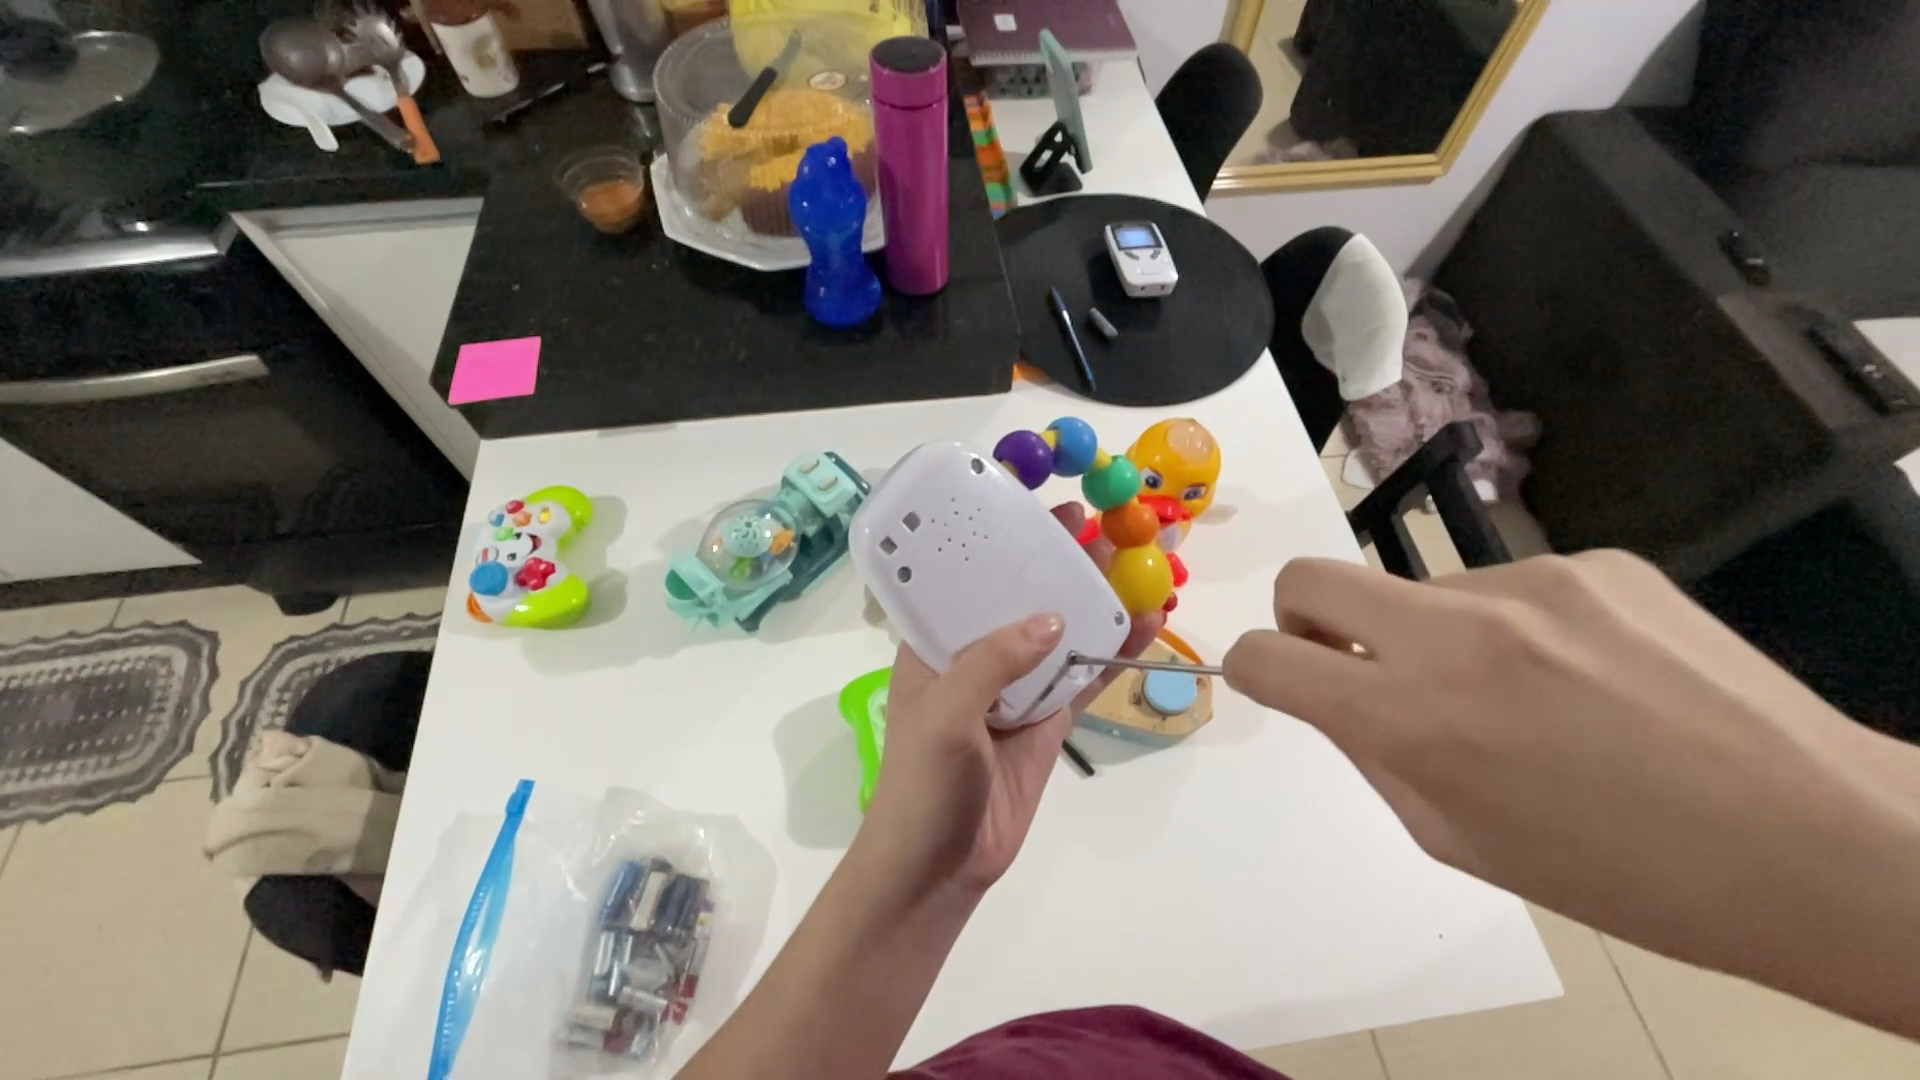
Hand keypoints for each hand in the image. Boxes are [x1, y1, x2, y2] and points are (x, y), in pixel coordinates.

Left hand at [860, 504, 1163, 895]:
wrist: (941, 868)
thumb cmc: (924, 785)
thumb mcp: (945, 714)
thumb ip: (993, 661)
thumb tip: (1054, 620)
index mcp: (935, 647)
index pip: (968, 581)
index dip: (1002, 545)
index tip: (1038, 512)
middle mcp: (975, 659)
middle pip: (1020, 600)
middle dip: (1055, 566)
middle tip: (1099, 528)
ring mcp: (1015, 690)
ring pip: (1058, 635)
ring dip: (1090, 603)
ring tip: (1130, 564)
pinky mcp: (1046, 722)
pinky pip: (1081, 679)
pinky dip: (1110, 654)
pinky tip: (1142, 626)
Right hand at [1222, 552, 1919, 1034]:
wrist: (1826, 845)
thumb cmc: (1620, 875)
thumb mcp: (1455, 838)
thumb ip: (1371, 752)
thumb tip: (1334, 692)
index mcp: (1409, 718)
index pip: (1265, 655)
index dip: (1251, 666)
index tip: (1276, 679)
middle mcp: (1452, 633)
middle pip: (1307, 576)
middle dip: (1305, 617)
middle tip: (1359, 663)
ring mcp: (1527, 585)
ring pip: (1418, 590)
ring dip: (1432, 634)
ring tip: (1520, 694)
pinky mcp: (1592, 562)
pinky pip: (1504, 586)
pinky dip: (1510, 626)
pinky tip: (1582, 675)